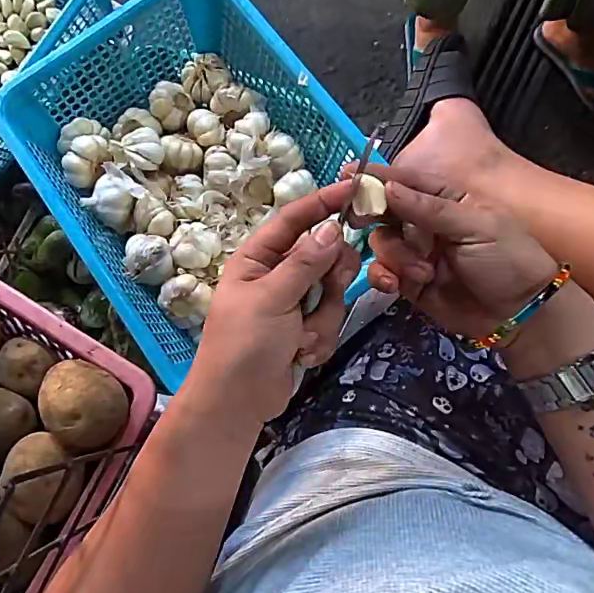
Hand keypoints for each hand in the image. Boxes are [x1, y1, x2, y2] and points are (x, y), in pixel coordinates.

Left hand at [183, 180, 360, 423]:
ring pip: (333, 294)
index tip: (355, 189)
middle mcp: (276, 275)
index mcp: (258, 258)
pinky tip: (299, 355)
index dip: (323, 203)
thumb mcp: (272, 299)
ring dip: (321, 320)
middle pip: (324, 256)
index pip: (294, 220)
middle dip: (330, 280)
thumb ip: (304, 264)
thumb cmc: (244, 344)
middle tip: (325, 291)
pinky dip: (319, 340)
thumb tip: (331, 228)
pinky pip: (330, 321)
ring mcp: (293, 303)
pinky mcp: (305, 329)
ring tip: (297, 339)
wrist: (238, 403)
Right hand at [353, 164, 560, 341]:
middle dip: (372, 215)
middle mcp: (424, 221)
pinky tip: (395, 285)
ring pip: (381, 242)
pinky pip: (381, 272)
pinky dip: (382, 276)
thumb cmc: (507, 259)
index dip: (377, 177)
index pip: (405, 181)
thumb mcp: (476, 226)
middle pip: (384, 209)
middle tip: (358, 219)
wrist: (520, 315)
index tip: (348, 175)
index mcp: (445, 198)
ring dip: (394, 255)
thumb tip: (387, 186)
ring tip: (421, 271)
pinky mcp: (407, 280)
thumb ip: (428, 208)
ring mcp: (414, 251)